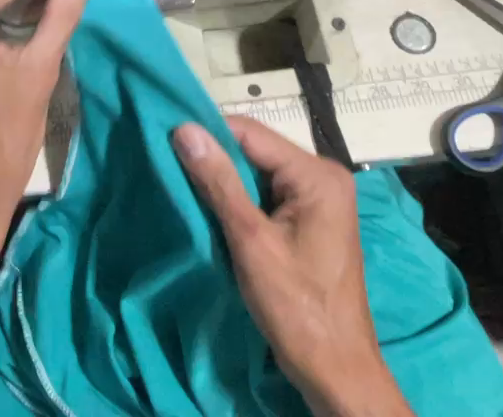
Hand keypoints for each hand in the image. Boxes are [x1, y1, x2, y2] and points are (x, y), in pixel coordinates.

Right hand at [175, 117, 410, 416]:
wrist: (337, 372)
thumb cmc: (296, 308)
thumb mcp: (251, 241)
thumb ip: (218, 181)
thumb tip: (183, 129)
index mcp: (317, 174)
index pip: (250, 133)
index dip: (207, 134)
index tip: (165, 141)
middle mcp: (323, 175)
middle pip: (255, 149)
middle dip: (215, 159)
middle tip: (171, 166)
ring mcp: (320, 197)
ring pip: (257, 171)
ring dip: (225, 180)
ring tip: (185, 186)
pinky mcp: (311, 217)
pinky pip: (266, 192)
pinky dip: (240, 199)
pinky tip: (213, 209)